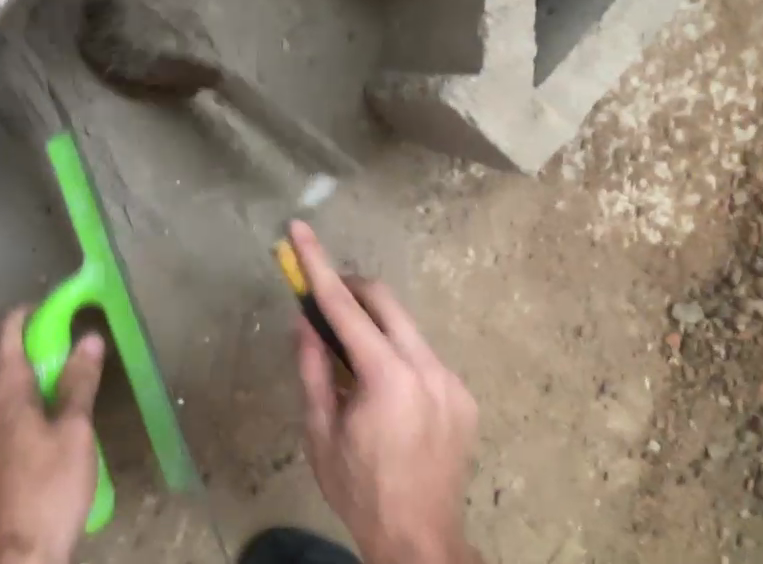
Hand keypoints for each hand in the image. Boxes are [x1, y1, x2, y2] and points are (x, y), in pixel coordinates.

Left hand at [0, 308, 105, 563]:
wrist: (18, 556)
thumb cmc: (47, 487)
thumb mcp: (73, 431)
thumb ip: (80, 383)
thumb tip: (89, 337)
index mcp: (7, 390)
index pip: (10, 332)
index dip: (33, 312)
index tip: (62, 305)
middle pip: (14, 358)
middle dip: (44, 343)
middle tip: (79, 339)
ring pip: (18, 387)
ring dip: (45, 374)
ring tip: (79, 374)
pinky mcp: (1, 457)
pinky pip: (19, 412)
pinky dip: (41, 401)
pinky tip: (65, 417)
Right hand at [290, 221, 479, 563]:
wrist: (420, 541)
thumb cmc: (358, 488)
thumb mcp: (320, 428)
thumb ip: (312, 366)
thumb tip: (305, 319)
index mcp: (388, 379)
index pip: (344, 306)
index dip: (317, 264)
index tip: (299, 229)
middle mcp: (428, 370)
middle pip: (384, 301)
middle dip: (349, 287)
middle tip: (321, 298)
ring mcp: (452, 382)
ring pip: (404, 325)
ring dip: (371, 322)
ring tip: (348, 355)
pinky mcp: (463, 397)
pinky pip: (421, 353)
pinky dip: (393, 349)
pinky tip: (379, 385)